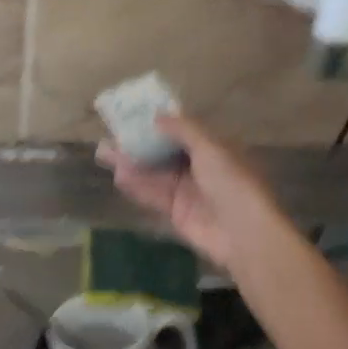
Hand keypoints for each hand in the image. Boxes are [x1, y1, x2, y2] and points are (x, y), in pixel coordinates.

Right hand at [95, 113, 286, 266]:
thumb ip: (183, 129)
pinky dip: (137, 185)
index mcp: (214, 148)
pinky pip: (154, 195)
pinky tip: (118, 175)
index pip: (183, 131)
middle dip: (138, 144)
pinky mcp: (178, 212)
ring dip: (131, 163)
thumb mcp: (210, 147)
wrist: (243, 232)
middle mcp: (201, 167)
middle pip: (164, 152)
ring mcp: (188, 191)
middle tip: (111, 136)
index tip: (134, 116)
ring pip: (155, 173)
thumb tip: (157, 116)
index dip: (159, 123)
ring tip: (104, 153)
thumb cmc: (231, 182)